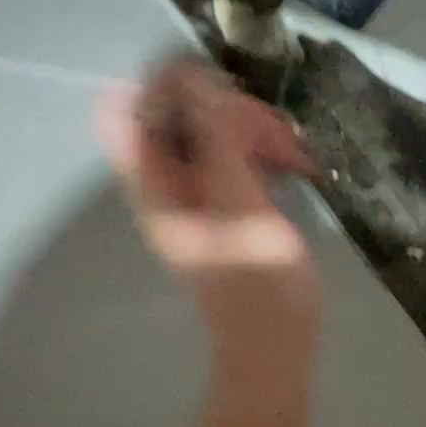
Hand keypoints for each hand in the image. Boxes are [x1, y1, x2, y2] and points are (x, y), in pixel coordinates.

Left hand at [97, 61, 320, 366]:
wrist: (274, 340)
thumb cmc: (258, 281)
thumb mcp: (241, 207)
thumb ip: (221, 145)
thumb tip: (208, 87)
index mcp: (155, 182)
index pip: (127, 108)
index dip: (169, 86)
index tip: (228, 90)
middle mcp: (167, 180)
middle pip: (180, 113)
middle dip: (232, 110)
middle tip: (282, 136)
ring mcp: (198, 191)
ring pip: (214, 131)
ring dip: (257, 129)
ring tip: (298, 155)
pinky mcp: (229, 200)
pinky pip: (237, 153)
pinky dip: (265, 149)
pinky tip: (297, 166)